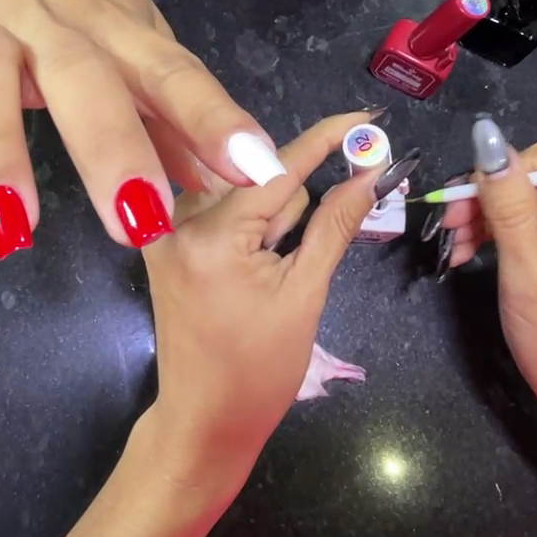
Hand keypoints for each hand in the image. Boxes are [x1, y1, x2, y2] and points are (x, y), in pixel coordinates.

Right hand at [0, 0, 284, 256]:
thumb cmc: (72, 3)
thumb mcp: (134, 42)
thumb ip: (173, 113)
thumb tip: (228, 179)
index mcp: (115, 27)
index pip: (170, 69)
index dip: (212, 117)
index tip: (254, 170)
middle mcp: (50, 26)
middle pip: (81, 76)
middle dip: (111, 147)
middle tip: (140, 223)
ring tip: (11, 229)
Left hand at [144, 112, 395, 474]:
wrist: (202, 419)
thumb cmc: (259, 371)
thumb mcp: (306, 296)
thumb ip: (334, 226)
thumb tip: (369, 172)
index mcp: (214, 234)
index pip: (281, 168)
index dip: (328, 139)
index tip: (365, 118)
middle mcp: (180, 217)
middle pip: (262, 177)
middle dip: (295, 206)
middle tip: (296, 262)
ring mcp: (168, 226)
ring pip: (244, 190)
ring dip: (272, 217)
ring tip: (268, 275)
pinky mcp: (167, 237)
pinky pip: (223, 206)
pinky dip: (250, 223)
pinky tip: (251, 265)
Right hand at [453, 121, 536, 444]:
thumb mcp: (526, 272)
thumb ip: (507, 202)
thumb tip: (487, 135)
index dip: (520, 164)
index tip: (480, 197)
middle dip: (497, 194)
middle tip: (451, 224)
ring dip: (494, 215)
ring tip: (455, 244)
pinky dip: (509, 233)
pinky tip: (474, 251)